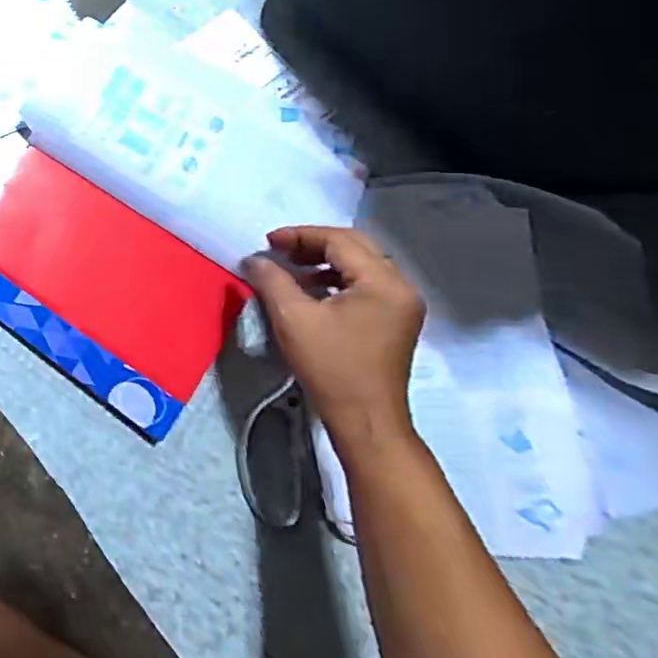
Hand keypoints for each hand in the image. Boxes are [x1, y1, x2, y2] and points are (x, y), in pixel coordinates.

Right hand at [242, 226, 425, 438]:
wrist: (365, 421)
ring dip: (325, 261)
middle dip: (314, 244)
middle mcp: (401, 286)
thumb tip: (255, 259)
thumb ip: (271, 279)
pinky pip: (366, 284)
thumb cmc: (331, 366)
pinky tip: (313, 291)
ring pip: (361, 264)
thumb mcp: (292, 318)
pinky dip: (338, 279)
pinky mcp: (396, 320)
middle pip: (355, 247)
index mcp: (383, 282)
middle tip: (280, 250)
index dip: (300, 236)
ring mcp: (402, 305)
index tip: (268, 242)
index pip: (340, 241)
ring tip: (292, 270)